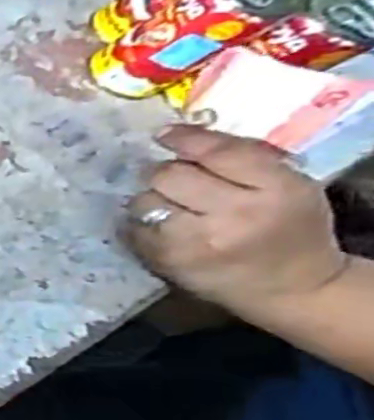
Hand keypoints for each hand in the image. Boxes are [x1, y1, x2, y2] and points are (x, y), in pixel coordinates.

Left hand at [127, 125, 349, 317]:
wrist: (288, 285)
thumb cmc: (285, 228)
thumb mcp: (287, 188)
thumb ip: (244, 161)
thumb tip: (184, 135)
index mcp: (278, 190)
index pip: (222, 154)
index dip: (186, 139)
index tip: (164, 134)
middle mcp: (235, 213)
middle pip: (169, 175)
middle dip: (164, 173)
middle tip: (172, 179)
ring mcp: (194, 238)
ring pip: (143, 201)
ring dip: (149, 199)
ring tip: (170, 207)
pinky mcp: (163, 258)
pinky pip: (132, 228)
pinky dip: (140, 223)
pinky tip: (160, 228)